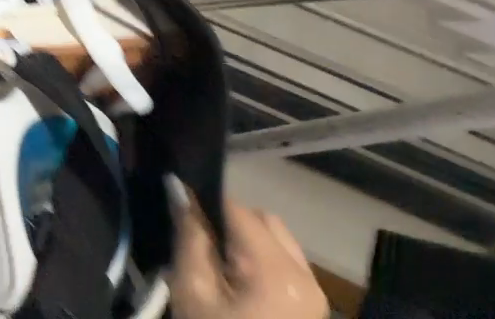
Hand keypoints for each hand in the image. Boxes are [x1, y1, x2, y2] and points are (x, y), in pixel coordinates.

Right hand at [171, 194, 328, 318]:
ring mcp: (316, 294)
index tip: (179, 209)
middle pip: (265, 220)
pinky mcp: (314, 307)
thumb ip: (189, 234)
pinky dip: (261, 257)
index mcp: (277, 272)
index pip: (237, 210)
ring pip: (279, 239)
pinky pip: (287, 262)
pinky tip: (239, 280)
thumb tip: (178, 188)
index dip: (204, 201)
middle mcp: (306, 276)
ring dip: (247, 237)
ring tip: (219, 261)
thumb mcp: (191, 288)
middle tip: (199, 239)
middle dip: (230, 219)